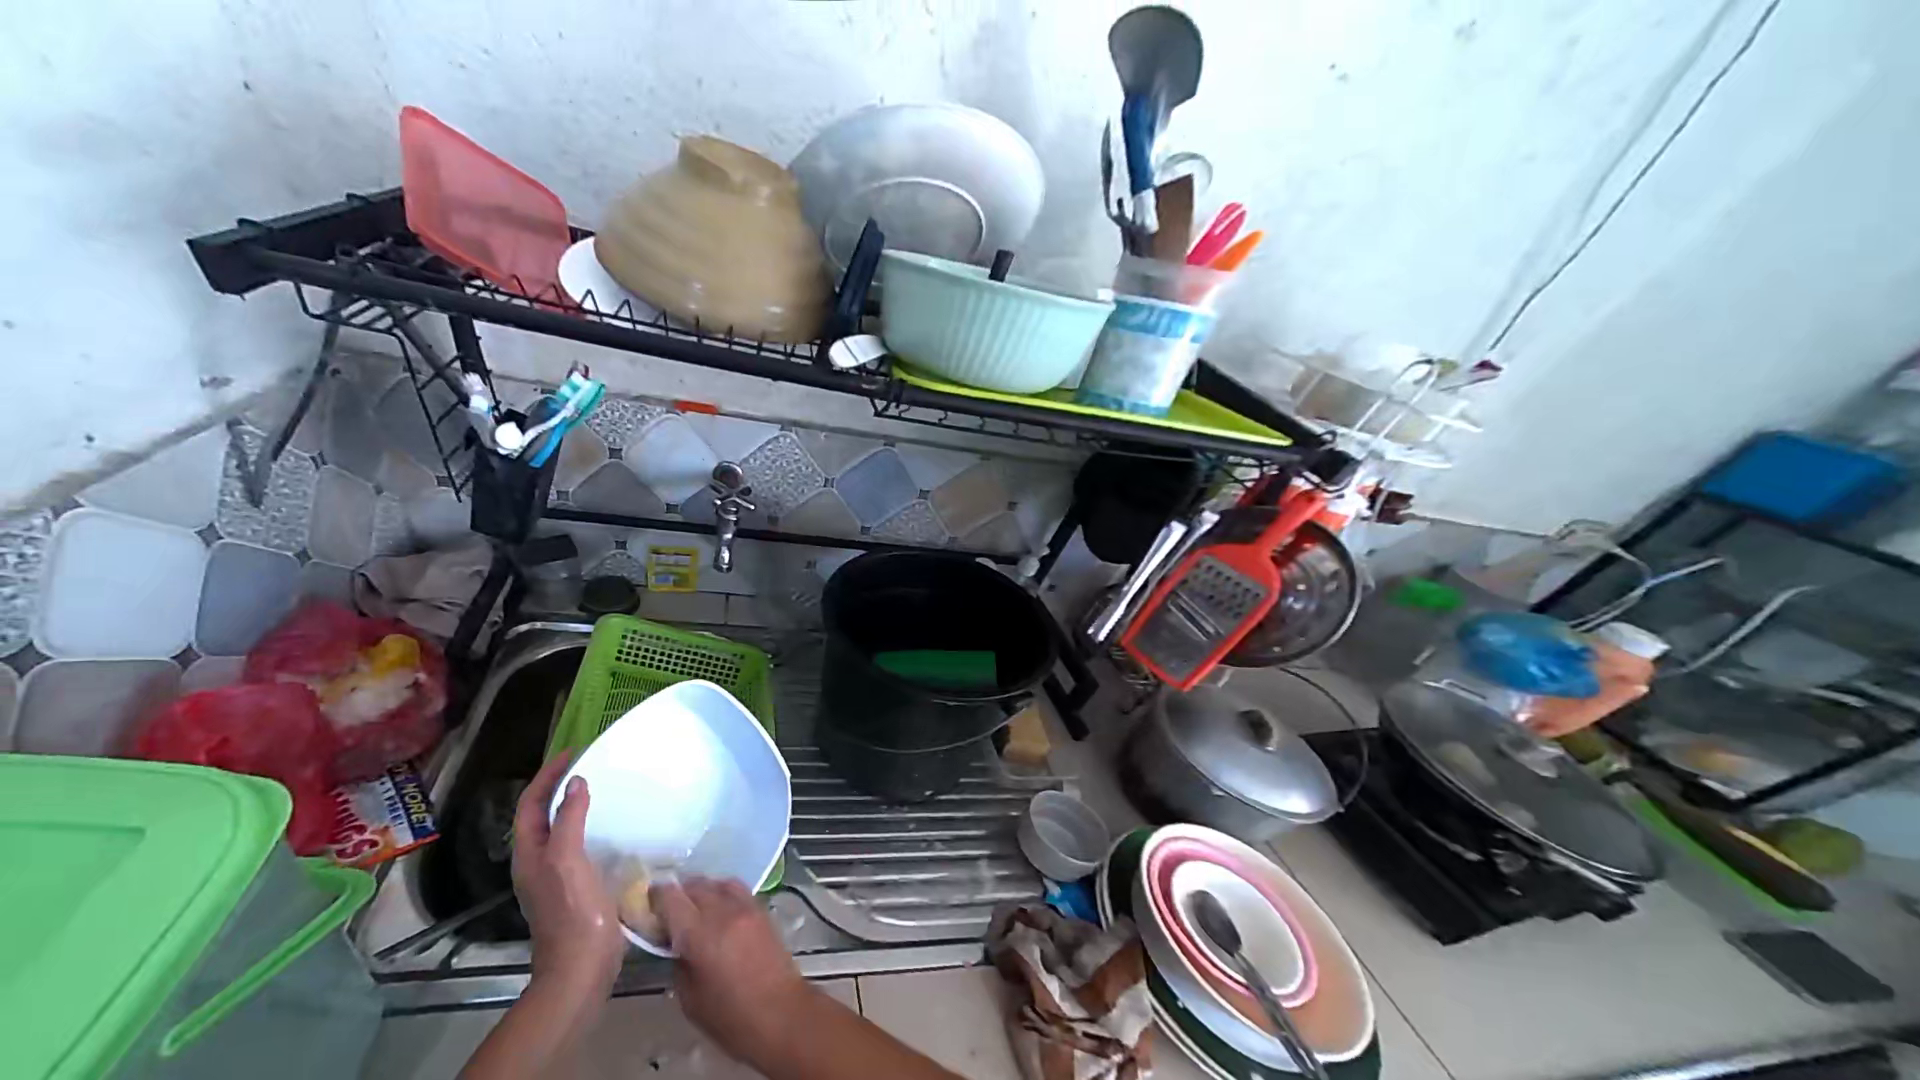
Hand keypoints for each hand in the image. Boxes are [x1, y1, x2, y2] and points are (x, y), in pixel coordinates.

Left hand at [512, 751, 626, 997]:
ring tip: (605, 788)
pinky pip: (583, 844)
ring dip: (579, 806)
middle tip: (591, 765)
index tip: (573, 752)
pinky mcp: (579, 886)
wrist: (582, 965)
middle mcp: (539, 862)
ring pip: (564, 829)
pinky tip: (616, 826)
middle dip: (562, 787)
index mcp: (530, 854)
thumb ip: (570, 820)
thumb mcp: (567, 860)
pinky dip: (595, 826)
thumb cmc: (572, 911)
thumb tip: (576, 782)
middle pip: (544, 815)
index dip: (548, 776)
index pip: (532, 804)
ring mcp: (558, 875)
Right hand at [653, 875, 811, 1057]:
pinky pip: (737, 889)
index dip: (655, 896)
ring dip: (701, 889)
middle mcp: (724, 912)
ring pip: (718, 882)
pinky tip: (717, 907)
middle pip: (695, 886)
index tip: (646, 901)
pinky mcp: (762, 910)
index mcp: (700, 934)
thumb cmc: (730, 1016)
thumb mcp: (690, 998)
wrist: (781, 1012)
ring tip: (692, 905)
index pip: (672, 898)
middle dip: (677, 892)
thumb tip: (675, 944)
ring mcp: (746, 907)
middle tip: (666, 909)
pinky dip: (722, 891)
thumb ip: (678, 963)